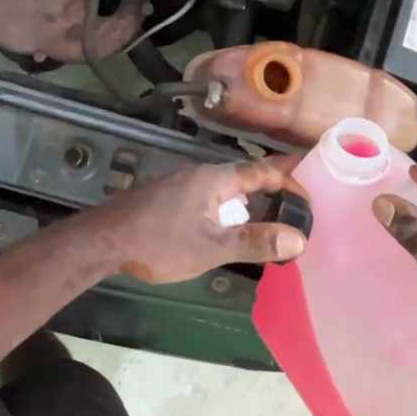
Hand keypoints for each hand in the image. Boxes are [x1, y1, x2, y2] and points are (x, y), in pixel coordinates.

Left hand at [50, 159, 305, 284]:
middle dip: (274, 191)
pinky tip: (231, 232)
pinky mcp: (169, 200)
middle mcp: (200, 175)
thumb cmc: (158, 242)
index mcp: (214, 178)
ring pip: (227, 191)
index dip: (291, 179)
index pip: (263, 169)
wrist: (103, 241)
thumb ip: (254, 241)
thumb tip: (299, 238)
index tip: (313, 197)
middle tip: (300, 211)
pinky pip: (210, 200)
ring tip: (274, 225)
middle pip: (246, 177)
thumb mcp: (211, 246)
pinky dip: (229, 212)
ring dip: (251, 204)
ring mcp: (182, 186)